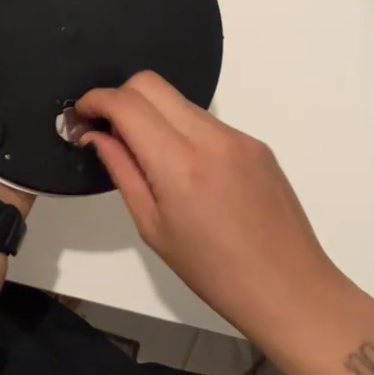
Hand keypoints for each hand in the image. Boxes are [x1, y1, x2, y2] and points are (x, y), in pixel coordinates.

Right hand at [75, 72, 349, 340]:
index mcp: (179, 164)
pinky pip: (205, 120)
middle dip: (119, 96)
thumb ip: (122, 170)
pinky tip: (183, 168)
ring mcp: (238, 137)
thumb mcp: (152, 227)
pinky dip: (180, 129)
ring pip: (178, 99)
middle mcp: (211, 138)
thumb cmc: (214, 273)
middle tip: (106, 128)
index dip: (94, 101)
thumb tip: (96, 135)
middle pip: (150, 83)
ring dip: (151, 113)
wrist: (293, 291)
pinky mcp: (256, 144)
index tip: (80, 116)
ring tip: (143, 153)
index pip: (126, 103)